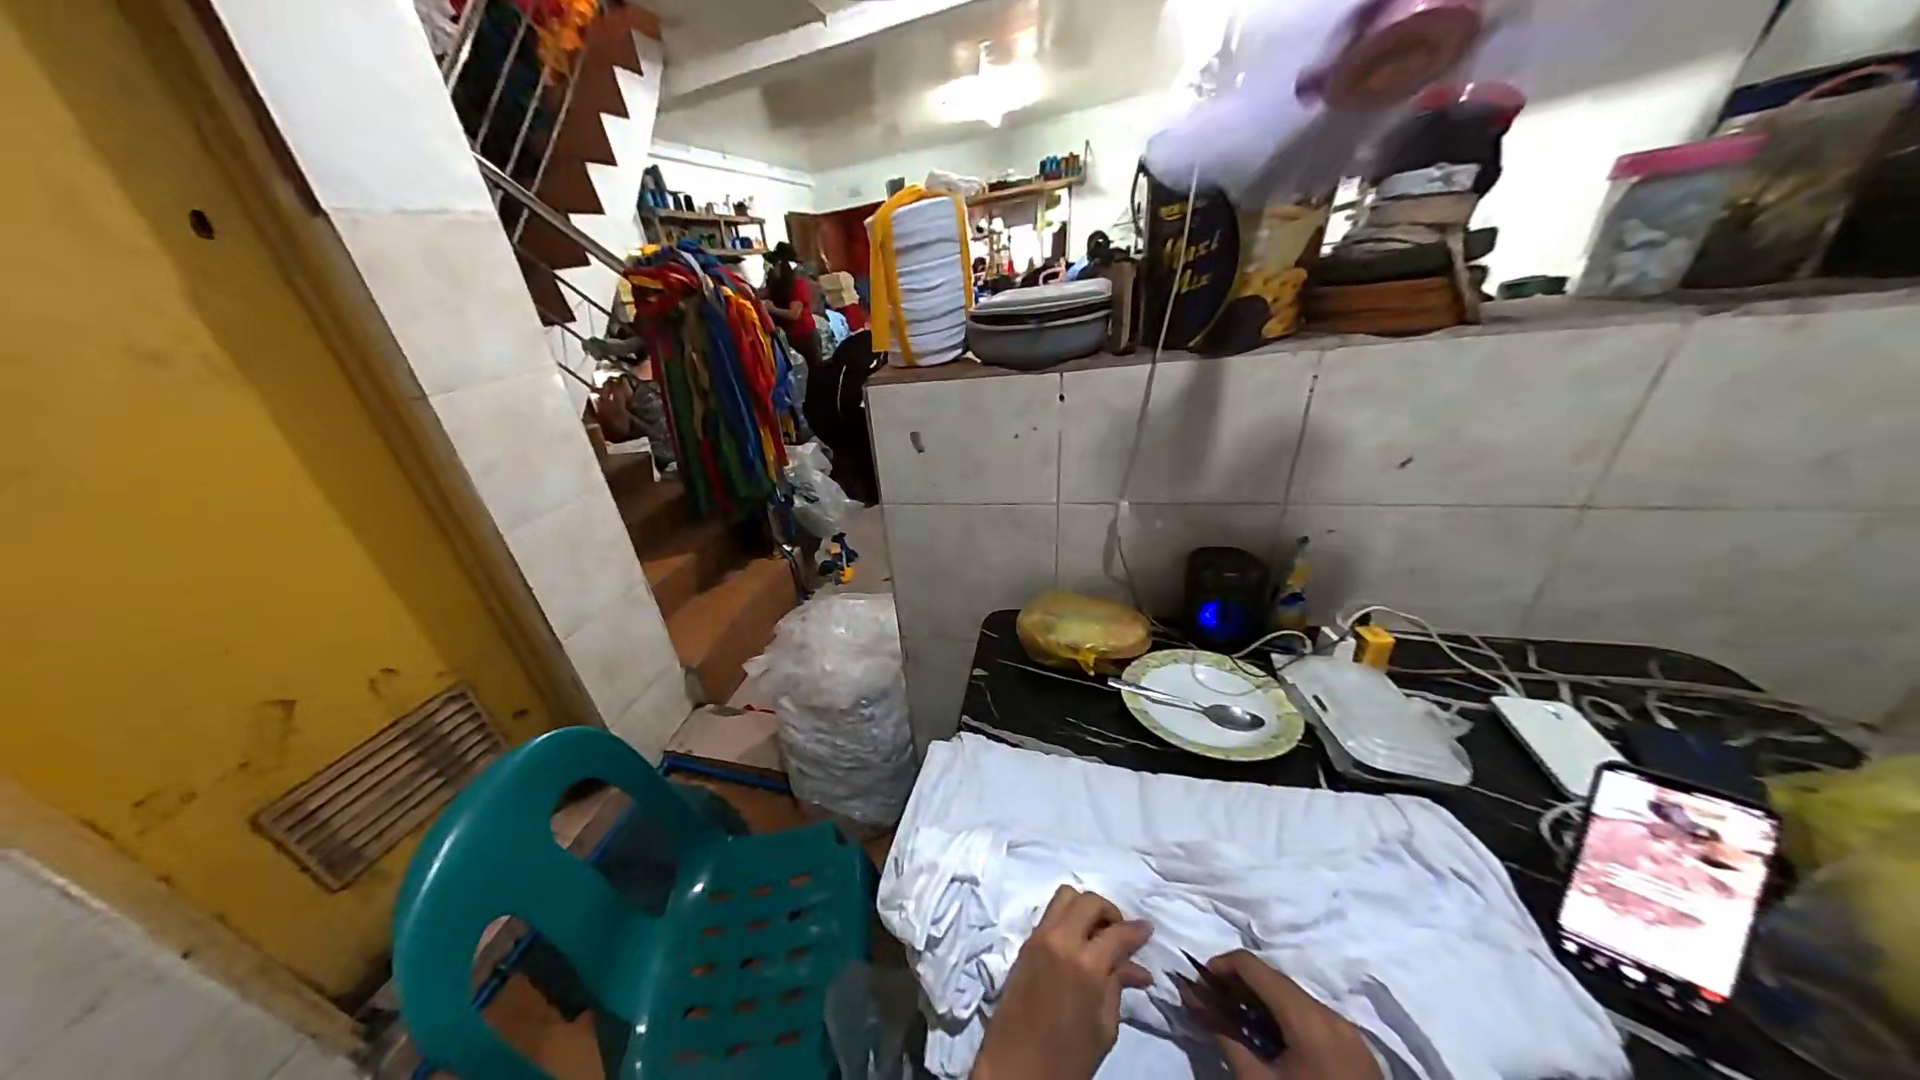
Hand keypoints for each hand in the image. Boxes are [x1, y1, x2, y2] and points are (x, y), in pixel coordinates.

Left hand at [971, 886, 1152, 1079]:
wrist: (1015, 1070)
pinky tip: (1077, 942)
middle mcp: (1060, 941)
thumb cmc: (1067, 1059)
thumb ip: (1117, 986)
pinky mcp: (1023, 945)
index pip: (1117, 932)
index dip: (1137, 930)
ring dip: (1085, 908)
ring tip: (1098, 934)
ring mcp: (1037, 939)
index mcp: (1085, 964)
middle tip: (1120, 933)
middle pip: (1088, 901)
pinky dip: (1067, 918)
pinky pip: (1049, 915)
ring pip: (1064, 897)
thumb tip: (1135, 967)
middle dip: (1110, 912)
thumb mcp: (1103, 1028)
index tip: (1148, 929)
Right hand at [1203, 951, 1381, 1079]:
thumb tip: (1193, 998)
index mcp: (1307, 1018)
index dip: (1221, 966)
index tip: (1201, 985)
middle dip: (1241, 985)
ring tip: (1243, 1025)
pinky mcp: (1360, 1050)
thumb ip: (1223, 1034)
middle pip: (1275, 980)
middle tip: (1216, 1006)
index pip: (1254, 966)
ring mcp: (1351, 1032)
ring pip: (1295, 998)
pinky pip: (1315, 1018)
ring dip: (1264, 1002)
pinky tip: (1276, 1043)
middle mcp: (1331, 1015)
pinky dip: (1288, 1018)